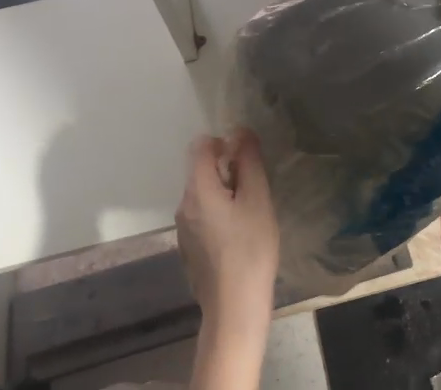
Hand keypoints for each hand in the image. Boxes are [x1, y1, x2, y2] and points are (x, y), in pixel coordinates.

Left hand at [176, 130, 278, 325]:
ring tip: (249, 217)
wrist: (234, 309)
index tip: (247, 162)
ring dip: (224, 194)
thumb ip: (248, 162)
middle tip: (254, 192)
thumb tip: (240, 131)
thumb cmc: (250, 250)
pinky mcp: (188, 248)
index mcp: (197, 189)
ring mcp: (183, 229)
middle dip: (227, 171)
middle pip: (201, 170)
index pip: (201, 145)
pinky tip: (238, 238)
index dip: (225, 144)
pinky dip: (219, 215)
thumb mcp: (257, 200)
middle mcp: (183, 205)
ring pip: (203, 195)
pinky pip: (202, 217)